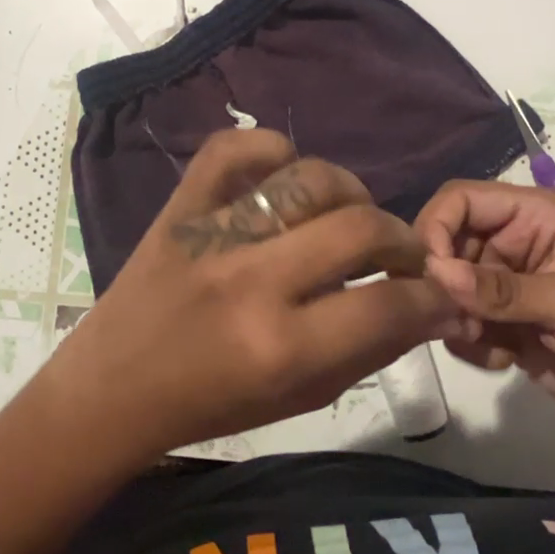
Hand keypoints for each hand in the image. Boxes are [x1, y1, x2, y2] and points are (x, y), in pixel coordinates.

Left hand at [42, 129, 458, 457]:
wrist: (114, 387)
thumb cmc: (213, 405)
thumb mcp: (301, 397)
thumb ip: (371, 350)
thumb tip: (432, 308)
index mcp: (281, 346)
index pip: (388, 304)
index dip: (432, 297)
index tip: (440, 293)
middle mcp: (250, 281)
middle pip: (360, 227)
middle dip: (403, 241)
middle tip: (401, 257)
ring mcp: (211, 234)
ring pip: (308, 179)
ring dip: (352, 194)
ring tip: (350, 218)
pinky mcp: (180, 205)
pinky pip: (235, 148)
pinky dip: (273, 152)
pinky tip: (287, 179)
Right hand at [416, 180, 554, 417]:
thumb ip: (504, 290)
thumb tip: (438, 271)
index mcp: (533, 214)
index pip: (461, 198)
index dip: (437, 226)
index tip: (431, 273)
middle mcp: (508, 237)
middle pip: (442, 240)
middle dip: (444, 284)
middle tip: (463, 322)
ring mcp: (495, 278)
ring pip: (442, 285)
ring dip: (458, 318)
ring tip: (494, 343)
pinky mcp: (487, 315)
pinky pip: (450, 319)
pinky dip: (469, 343)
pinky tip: (506, 357)